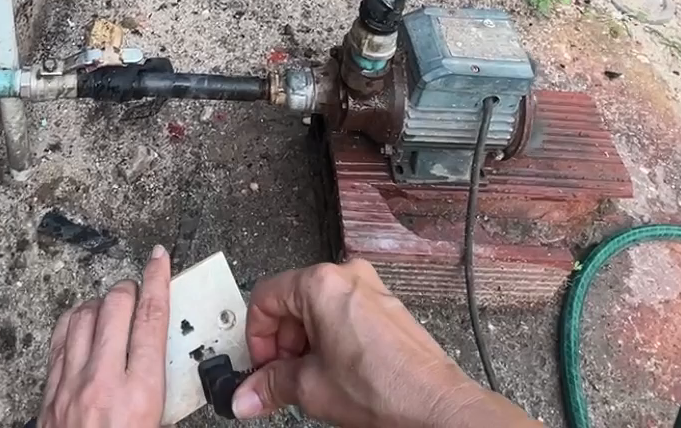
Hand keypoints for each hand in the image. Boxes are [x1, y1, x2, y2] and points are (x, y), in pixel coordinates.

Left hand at [39, 246, 170, 427]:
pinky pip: (59, 338)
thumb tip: (170, 357)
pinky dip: (74, 323)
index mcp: (138, 397)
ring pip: (84, 314)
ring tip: (114, 311)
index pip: (151, 317)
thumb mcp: (158, 427)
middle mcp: (102, 383)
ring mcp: (69, 387)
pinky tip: (84, 326)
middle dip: (131, 289)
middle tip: (140, 292)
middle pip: (116, 305)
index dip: (158, 279)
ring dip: (102, 304)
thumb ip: (167, 393)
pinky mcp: (47, 396)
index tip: (160, 258)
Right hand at [232, 260, 541, 427]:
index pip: (266, 297)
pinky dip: (330, 338)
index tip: (259, 367)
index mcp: (320, 282)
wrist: (436, 406)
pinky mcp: (384, 304)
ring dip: (305, 343)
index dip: (256, 337)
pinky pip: (342, 312)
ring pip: (317, 308)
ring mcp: (368, 287)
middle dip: (282, 343)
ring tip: (313, 379)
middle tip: (282, 377)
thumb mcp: (312, 388)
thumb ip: (271, 385)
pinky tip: (337, 372)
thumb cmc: (383, 389)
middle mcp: (345, 274)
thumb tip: (245, 394)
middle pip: (291, 301)